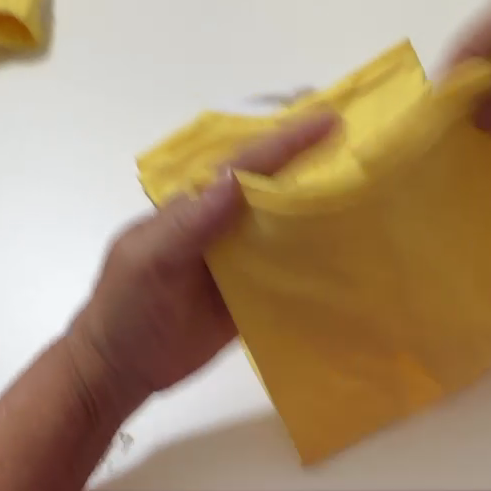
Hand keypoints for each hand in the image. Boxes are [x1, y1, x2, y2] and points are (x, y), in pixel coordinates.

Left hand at [66, 113, 337, 413]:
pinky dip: (316, 266)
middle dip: (311, 162)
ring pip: (286, 229)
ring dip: (321, 211)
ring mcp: (239, 264)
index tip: (328, 122)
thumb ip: (188, 224)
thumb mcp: (148, 262)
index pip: (243, 168)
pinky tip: (350, 259)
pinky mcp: (251, 299)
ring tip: (370, 193)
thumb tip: (234, 180)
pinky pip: (288, 276)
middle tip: (361, 141)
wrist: (120, 369)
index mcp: (195, 208)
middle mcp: (223, 227)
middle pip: (272, 188)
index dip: (284, 143)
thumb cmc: (125, 309)